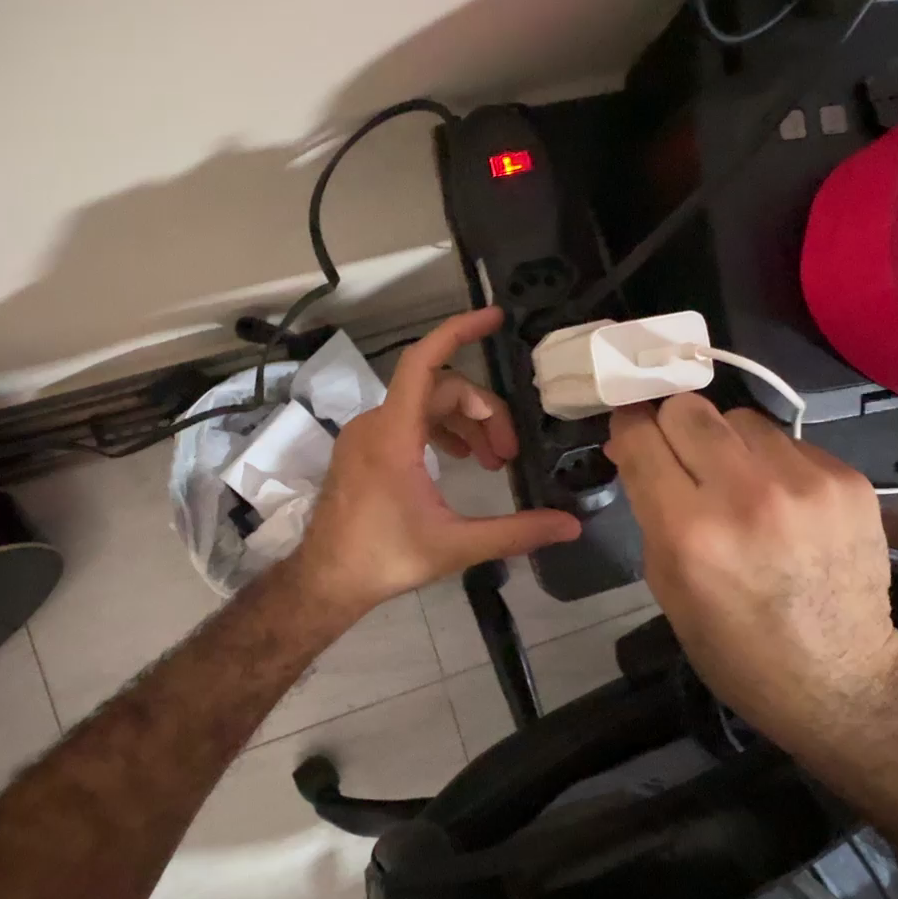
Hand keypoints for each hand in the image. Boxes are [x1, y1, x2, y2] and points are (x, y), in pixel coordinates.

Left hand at [295, 308, 582, 614]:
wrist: (327, 580)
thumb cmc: (384, 559)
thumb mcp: (456, 546)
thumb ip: (515, 532)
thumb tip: (570, 525)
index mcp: (393, 434)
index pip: (424, 361)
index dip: (459, 330)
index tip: (495, 318)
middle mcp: (375, 424)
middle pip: (439, 389)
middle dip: (483, 412)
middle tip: (508, 455)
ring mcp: (364, 436)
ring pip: (423, 405)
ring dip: (463, 423)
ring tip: (491, 459)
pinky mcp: (361, 450)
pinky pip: (406, 421)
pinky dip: (438, 431)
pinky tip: (459, 458)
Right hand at [605, 394, 897, 745]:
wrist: (838, 679)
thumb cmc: (732, 645)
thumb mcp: (666, 582)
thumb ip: (648, 507)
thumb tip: (634, 448)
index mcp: (689, 530)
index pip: (642, 435)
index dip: (628, 429)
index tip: (630, 433)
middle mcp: (746, 494)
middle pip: (689, 408)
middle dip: (674, 426)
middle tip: (681, 456)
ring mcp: (804, 482)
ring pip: (740, 417)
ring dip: (726, 442)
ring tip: (739, 484)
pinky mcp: (848, 479)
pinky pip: (787, 442)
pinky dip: (773, 463)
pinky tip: (782, 502)